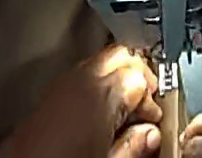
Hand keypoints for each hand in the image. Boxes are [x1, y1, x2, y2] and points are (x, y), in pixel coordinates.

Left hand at [0, 46, 162, 157]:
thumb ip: (133, 146)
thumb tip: (149, 135)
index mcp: (102, 92)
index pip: (140, 77)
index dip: (151, 100)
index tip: (153, 122)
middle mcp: (81, 77)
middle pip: (119, 56)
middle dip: (136, 75)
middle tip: (145, 104)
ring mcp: (62, 82)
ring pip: (99, 63)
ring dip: (114, 79)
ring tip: (122, 111)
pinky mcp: (47, 94)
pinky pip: (79, 76)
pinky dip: (95, 85)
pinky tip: (97, 113)